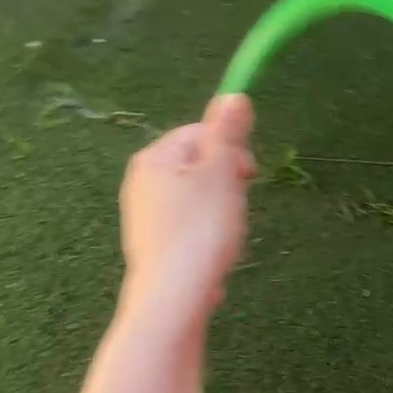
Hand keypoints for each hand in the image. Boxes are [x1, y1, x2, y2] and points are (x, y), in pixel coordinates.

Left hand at [119, 94, 255, 321]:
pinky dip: (208, 240)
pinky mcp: (154, 249)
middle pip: (198, 167)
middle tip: (238, 209)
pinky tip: (216, 259)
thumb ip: (228, 134)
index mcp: (155, 158)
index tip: (250, 176)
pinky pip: (190, 231)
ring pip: (197, 201)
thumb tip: (234, 95)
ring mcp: (145, 219)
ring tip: (228, 239)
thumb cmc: (200, 229)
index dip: (231, 150)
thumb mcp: (222, 173)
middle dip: (227, 185)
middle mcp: (142, 183)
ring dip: (221, 215)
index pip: (200, 133)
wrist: (174, 296)